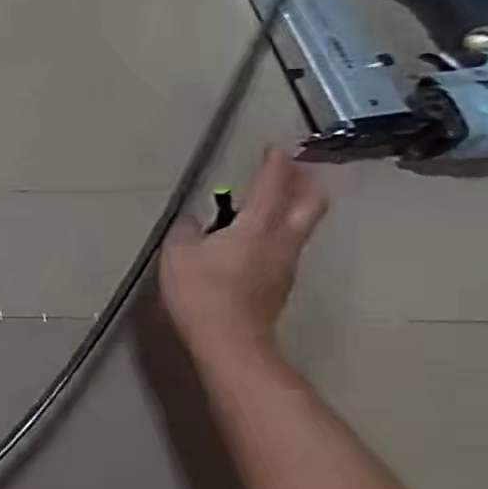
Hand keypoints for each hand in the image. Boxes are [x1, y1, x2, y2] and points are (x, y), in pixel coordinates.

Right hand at [159, 147, 326, 355]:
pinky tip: (259, 238)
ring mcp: (286, 264)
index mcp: (257, 227)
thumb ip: (186, 230)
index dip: (275, 164)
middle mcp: (281, 240)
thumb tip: (193, 222)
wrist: (229, 340)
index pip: (273, 186)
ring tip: (276, 200)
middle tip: (294, 169)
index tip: (276, 148)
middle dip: (305, 181)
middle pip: (310, 203)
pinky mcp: (281, 283)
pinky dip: (281, 231)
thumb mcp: (177, 254)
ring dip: (295, 206)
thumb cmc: (201, 292)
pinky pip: (288, 246)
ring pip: (302, 225)